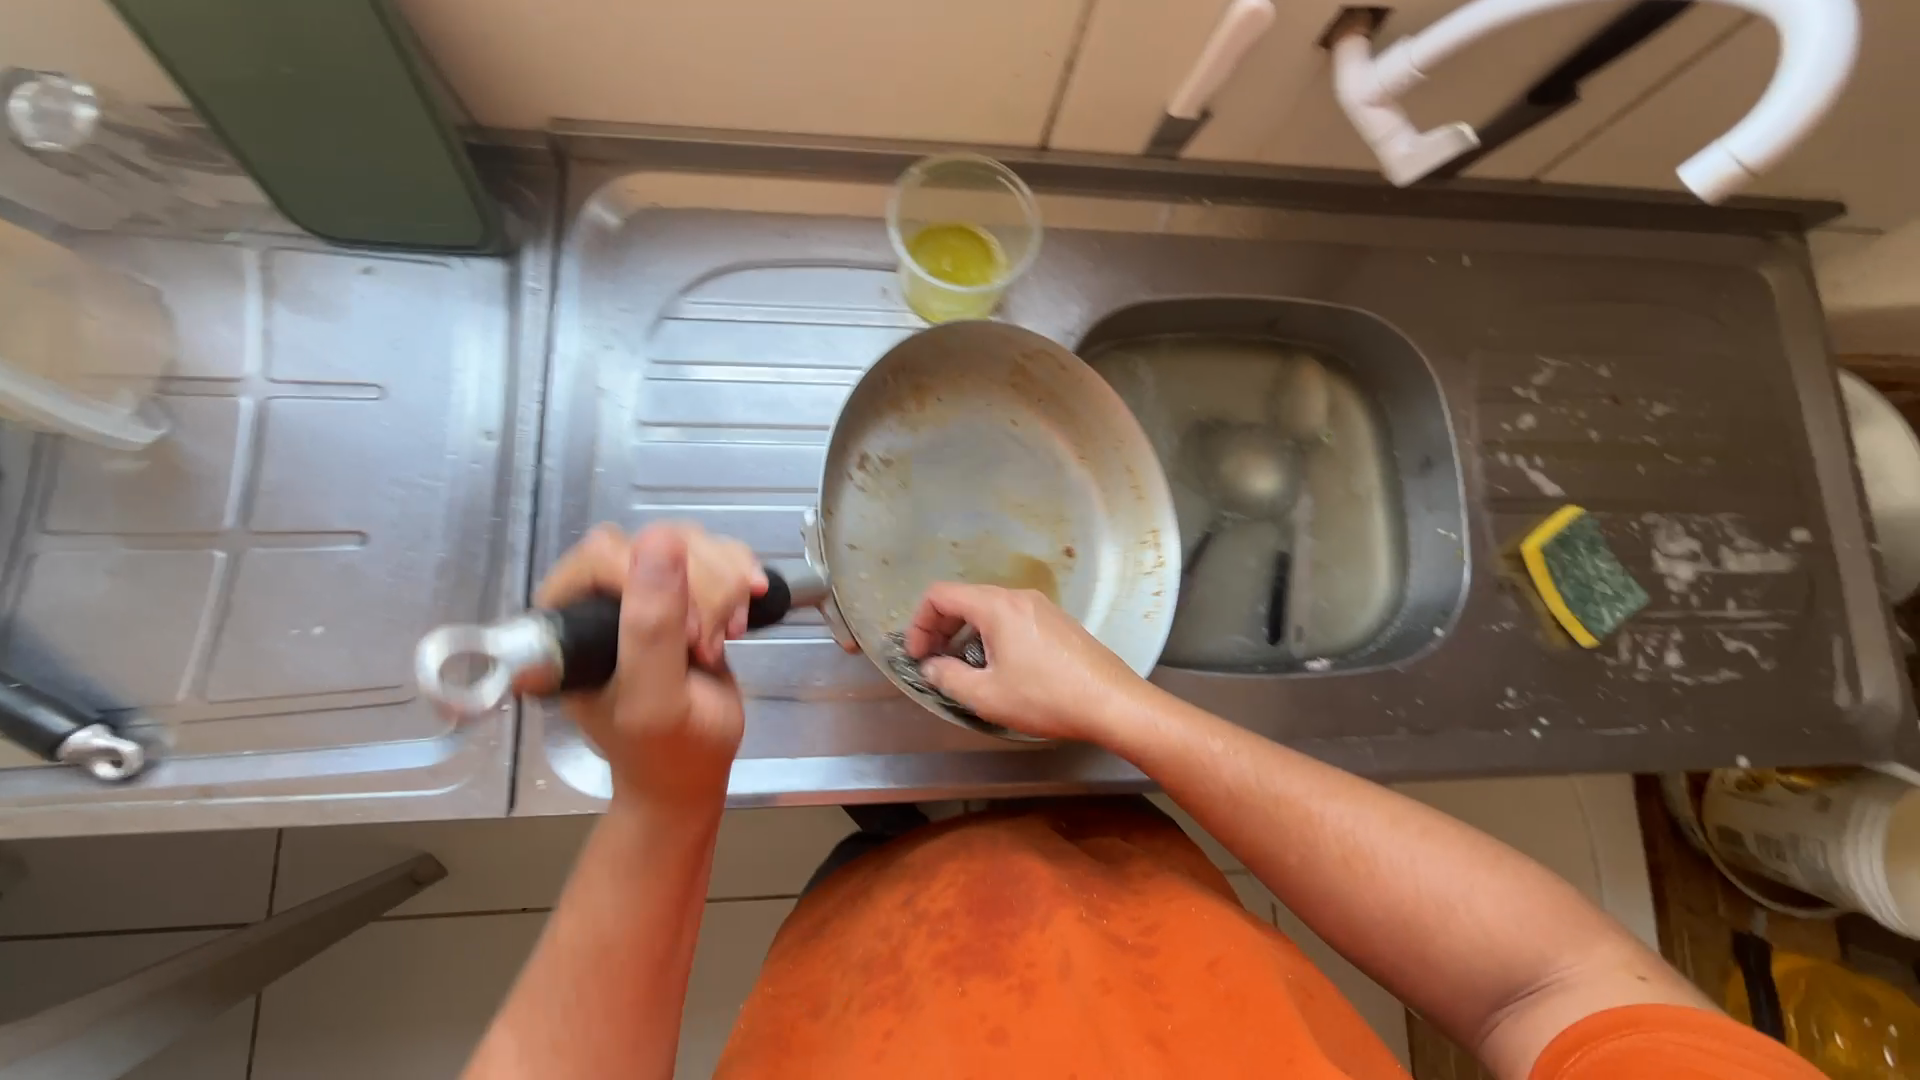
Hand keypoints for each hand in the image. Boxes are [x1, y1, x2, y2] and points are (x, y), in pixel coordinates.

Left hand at [534, 523, 760, 802]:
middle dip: (701, 588)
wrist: (695, 770)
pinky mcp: (683, 591)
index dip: (653, 583)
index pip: (604, 554)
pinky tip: (743, 615)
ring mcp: (643, 590)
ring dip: (725, 584)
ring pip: (691, 542)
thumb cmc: (666, 749)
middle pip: (656, 541)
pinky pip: (716, 552)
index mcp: (566, 620)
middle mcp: (598, 595)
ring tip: (728, 634)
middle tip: (708, 644)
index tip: (685, 635)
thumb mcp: (655, 698)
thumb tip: (660, 538)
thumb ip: (651, 627)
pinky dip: (741, 576)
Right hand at [904, 583, 1148, 741]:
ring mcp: (1042, 606)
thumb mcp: (987, 695)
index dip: (919, 623)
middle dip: (940, 629)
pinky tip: (1000, 668)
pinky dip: (992, 635)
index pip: (940, 595)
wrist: (1112, 703)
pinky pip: (1012, 618)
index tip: (917, 656)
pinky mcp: (1057, 622)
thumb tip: (930, 667)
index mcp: (997, 606)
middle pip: (964, 599)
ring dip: (966, 634)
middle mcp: (1018, 596)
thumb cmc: (1046, 697)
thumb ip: (948, 677)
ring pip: (989, 609)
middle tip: (934, 662)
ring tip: (964, 669)